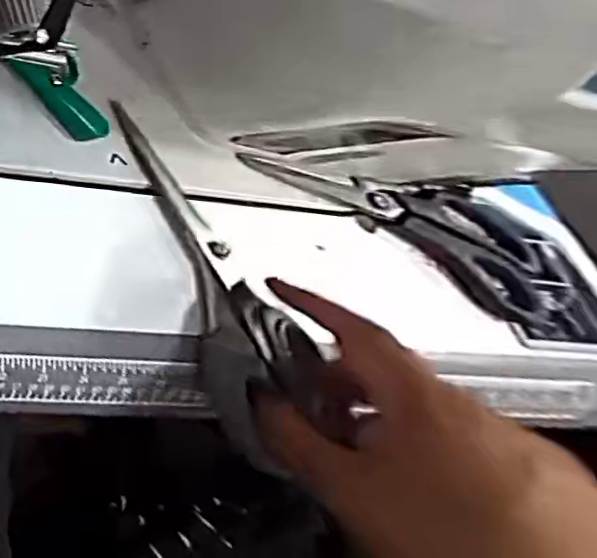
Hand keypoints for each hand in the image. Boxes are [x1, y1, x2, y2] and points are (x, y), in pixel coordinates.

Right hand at [257, 279, 596, 557]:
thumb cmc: (459, 540)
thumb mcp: (342, 482)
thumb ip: (289, 431)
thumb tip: (263, 402)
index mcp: (424, 400)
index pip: (356, 330)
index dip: (309, 304)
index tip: (281, 289)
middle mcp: (482, 416)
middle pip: (390, 378)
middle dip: (342, 390)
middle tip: (313, 410)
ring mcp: (529, 454)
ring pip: (435, 419)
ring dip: (389, 430)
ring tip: (366, 466)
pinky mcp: (560, 490)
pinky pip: (480, 455)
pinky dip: (438, 462)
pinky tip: (423, 498)